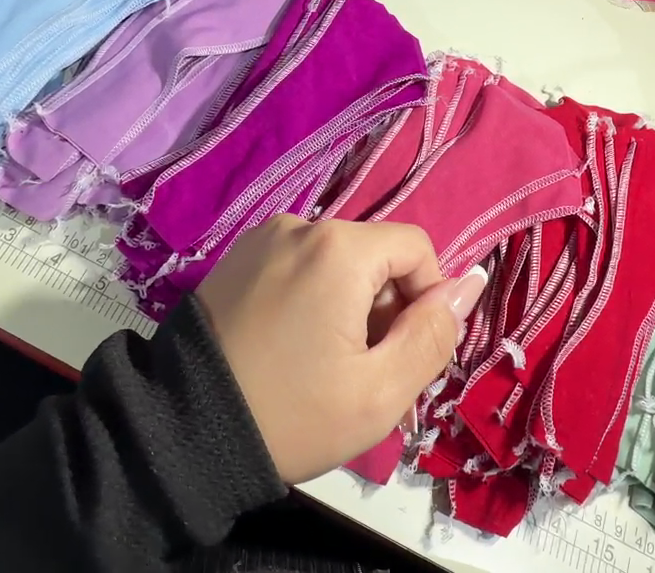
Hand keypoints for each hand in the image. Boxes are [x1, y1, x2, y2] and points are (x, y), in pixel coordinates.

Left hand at [196, 217, 489, 482]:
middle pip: (375, 254)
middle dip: (385, 306)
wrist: (182, 430)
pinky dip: (313, 296)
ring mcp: (264, 237)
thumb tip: (472, 281)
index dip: (426, 300)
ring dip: (349, 304)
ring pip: (338, 261)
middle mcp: (301, 225)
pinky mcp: (238, 256)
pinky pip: (300, 264)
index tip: (401, 353)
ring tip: (323, 362)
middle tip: (362, 369)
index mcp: (338, 248)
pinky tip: (292, 344)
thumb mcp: (379, 391)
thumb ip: (433, 332)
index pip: (416, 248)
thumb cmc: (291, 413)